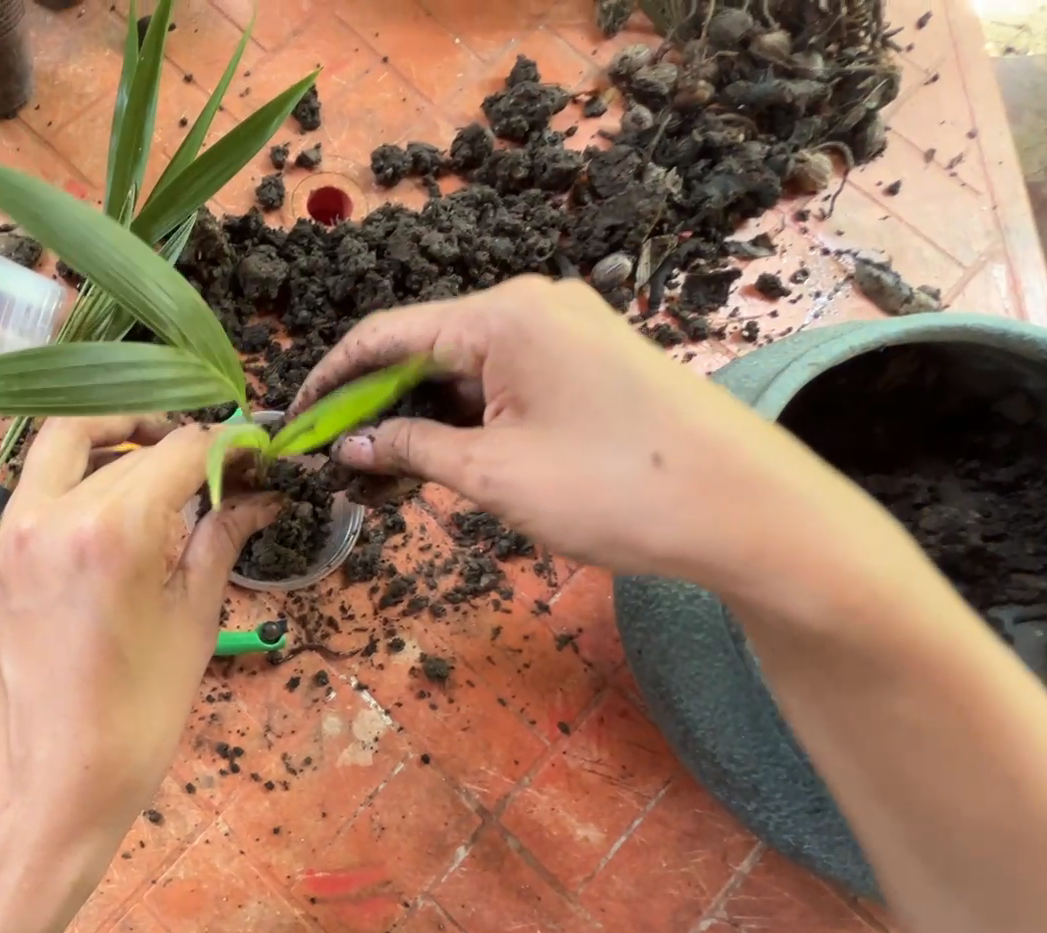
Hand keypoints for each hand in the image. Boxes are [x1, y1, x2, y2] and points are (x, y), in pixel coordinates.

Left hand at [0, 417, 278, 867]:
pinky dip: (78, 473)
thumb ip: (220, 541)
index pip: (177, 451)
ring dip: (113, 439)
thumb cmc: (138, 716)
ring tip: (158, 469)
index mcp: (111, 530)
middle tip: (207, 457)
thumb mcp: (193, 623)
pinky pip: (38, 484)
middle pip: (119, 437)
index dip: (224, 446)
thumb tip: (259, 498)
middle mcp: (50, 512)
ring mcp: (11, 531)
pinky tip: (112, 509)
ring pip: (62, 443)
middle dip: (171, 437)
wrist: (51, 781)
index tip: (252, 457)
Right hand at [291, 275, 836, 579]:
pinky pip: (498, 382)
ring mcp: (561, 331)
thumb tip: (350, 445)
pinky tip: (440, 461)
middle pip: (420, 350)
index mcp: (502, 315)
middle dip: (372, 407)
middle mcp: (529, 305)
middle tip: (340, 463)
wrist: (750, 512)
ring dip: (416, 420)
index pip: (384, 336)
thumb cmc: (615, 488)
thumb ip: (411, 451)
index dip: (330, 381)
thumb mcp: (493, 474)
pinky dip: (461, 420)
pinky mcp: (582, 361)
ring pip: (458, 371)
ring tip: (384, 476)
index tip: (295, 423)